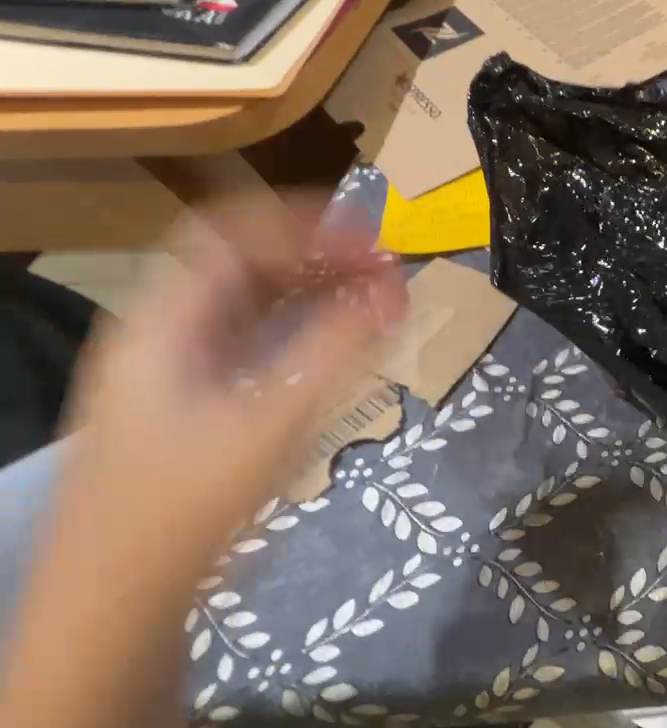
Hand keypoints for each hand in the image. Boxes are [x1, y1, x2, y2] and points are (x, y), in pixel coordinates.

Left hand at [62, 196, 405, 560]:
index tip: (370, 236)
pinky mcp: (200, 392)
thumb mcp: (274, 419)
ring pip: (255, 296)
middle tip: (388, 264)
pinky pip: (259, 332)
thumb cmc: (187, 505)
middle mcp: (165, 331)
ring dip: (320, 284)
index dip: (301, 222)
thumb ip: (341, 346)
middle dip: (321, 251)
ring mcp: (179, 363)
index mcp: (162, 325)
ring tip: (382, 291)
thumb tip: (398, 287)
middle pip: (245, 260)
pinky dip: (309, 319)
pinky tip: (352, 332)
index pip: (229, 234)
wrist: (116, 597)